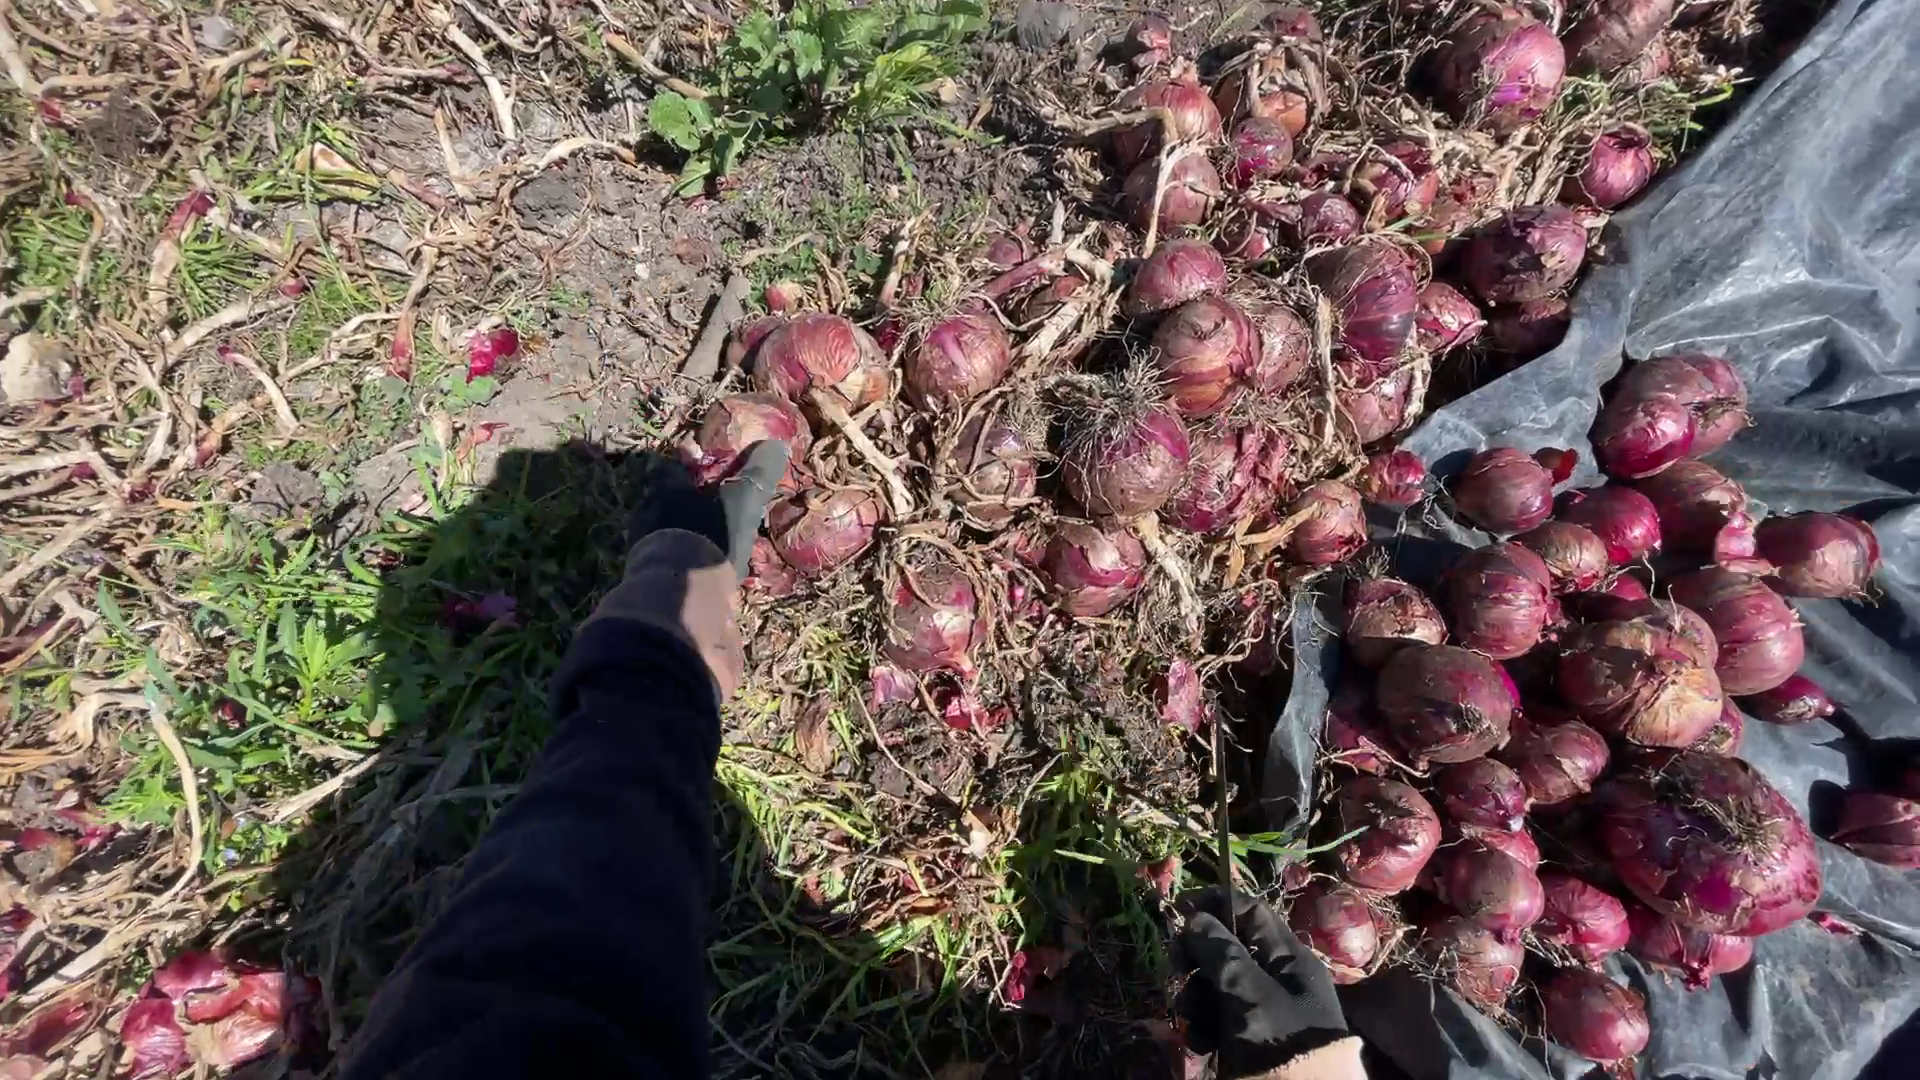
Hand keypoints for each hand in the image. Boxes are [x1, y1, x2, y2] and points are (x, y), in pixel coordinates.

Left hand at [628, 442, 788, 577]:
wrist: (684, 588)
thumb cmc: (713, 534)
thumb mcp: (743, 501)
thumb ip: (759, 474)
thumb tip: (777, 445)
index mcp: (669, 488)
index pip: (672, 465)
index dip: (687, 462)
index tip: (699, 459)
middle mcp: (650, 510)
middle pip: (664, 495)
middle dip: (684, 497)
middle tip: (706, 501)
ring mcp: (645, 543)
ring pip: (662, 525)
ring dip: (681, 527)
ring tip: (704, 534)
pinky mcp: (648, 572)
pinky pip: (665, 555)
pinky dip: (680, 553)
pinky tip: (697, 562)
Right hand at [1174, 888, 1347, 1078]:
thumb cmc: (1280, 1040)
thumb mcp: (1247, 989)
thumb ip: (1219, 948)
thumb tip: (1194, 917)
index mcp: (1289, 958)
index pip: (1250, 911)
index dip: (1214, 904)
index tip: (1179, 911)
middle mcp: (1277, 978)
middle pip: (1227, 947)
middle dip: (1197, 956)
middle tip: (1175, 966)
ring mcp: (1263, 1010)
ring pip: (1217, 983)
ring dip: (1195, 995)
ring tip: (1190, 1016)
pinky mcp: (1249, 1038)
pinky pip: (1218, 1016)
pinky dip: (1203, 1023)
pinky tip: (1199, 1039)